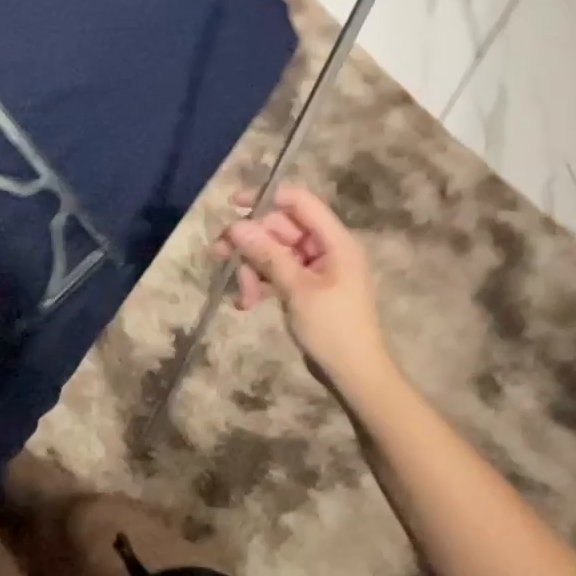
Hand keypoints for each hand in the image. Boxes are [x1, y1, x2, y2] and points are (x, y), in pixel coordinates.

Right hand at [212, 185, 390, 389]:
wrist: (356, 378)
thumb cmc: (334, 329)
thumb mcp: (297, 289)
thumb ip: (267, 254)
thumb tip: (235, 225)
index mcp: (334, 241)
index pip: (298, 201)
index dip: (266, 197)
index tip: (232, 205)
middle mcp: (325, 248)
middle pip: (279, 228)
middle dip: (249, 243)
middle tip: (218, 254)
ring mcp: (315, 269)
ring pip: (272, 252)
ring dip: (252, 268)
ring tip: (242, 295)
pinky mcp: (305, 287)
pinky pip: (276, 272)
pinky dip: (260, 283)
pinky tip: (246, 303)